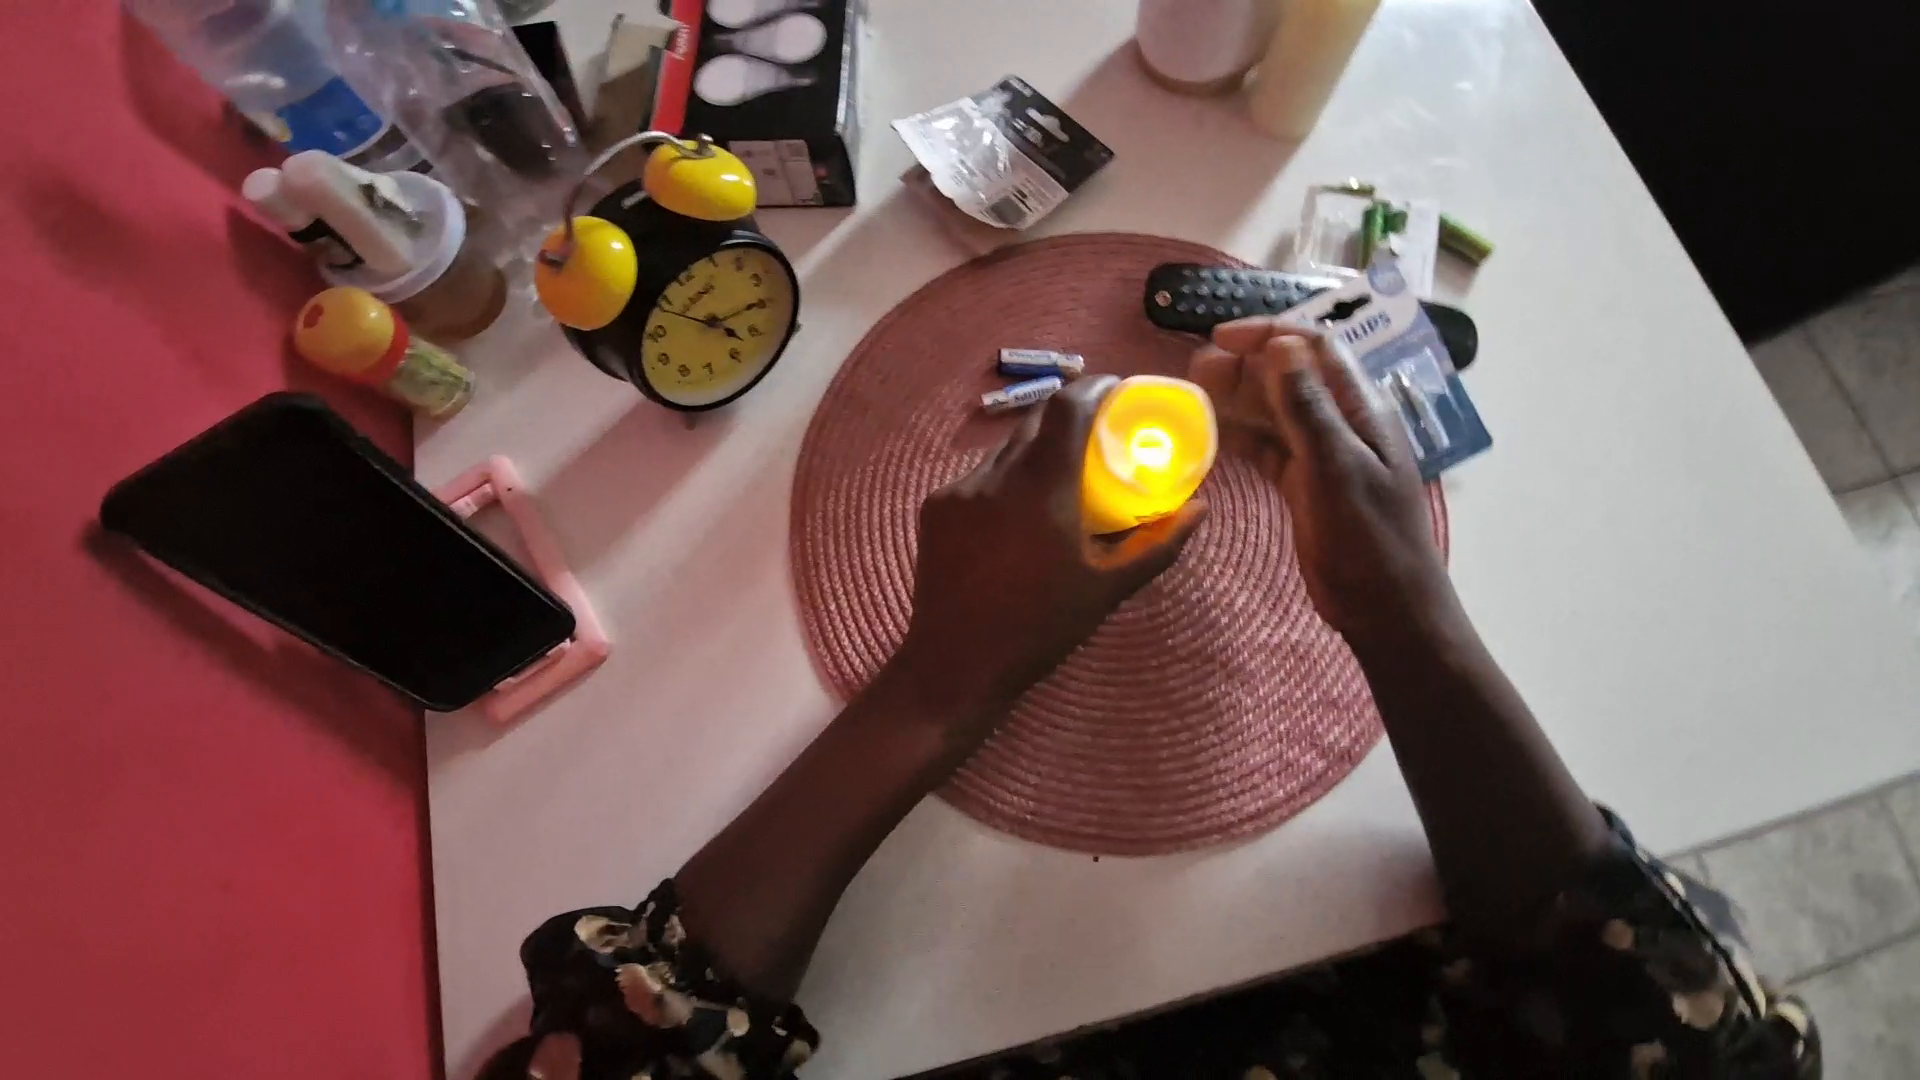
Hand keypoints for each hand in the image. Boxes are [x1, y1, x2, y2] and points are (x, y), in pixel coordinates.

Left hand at [894, 375, 1207, 738]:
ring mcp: (958, 489)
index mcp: (1040, 486)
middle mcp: (994, 475)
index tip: (1118, 391)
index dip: (1095, 387)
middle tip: (1096, 436)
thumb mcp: (1107, 589)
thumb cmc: (1039, 628)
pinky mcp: (934, 507)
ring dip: (1034, 452)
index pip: (1067, 406)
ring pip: (1004, 451)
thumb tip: (1200, 509)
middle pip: (1035, 421)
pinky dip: (1004, 481)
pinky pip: (978, 477)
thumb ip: (1156, 545)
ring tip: (1057, 478)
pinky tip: (1016, 513)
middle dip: (1068, 417)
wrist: (956, 663)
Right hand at [1190, 320, 1454, 650]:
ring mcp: (1320, 454)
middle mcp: (1339, 422)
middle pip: (1288, 377)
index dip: (1268, 335)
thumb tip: (1282, 346)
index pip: (1314, 349)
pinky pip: (1267, 447)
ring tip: (1194, 394)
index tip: (1220, 339)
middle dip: (1243, 365)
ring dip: (1236, 398)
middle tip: (1194, 370)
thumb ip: (1309, 408)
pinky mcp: (1302, 482)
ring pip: (1273, 412)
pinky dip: (1240, 436)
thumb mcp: (1337, 468)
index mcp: (1360, 409)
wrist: (1382, 603)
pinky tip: (1211, 434)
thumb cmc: (1368, 538)